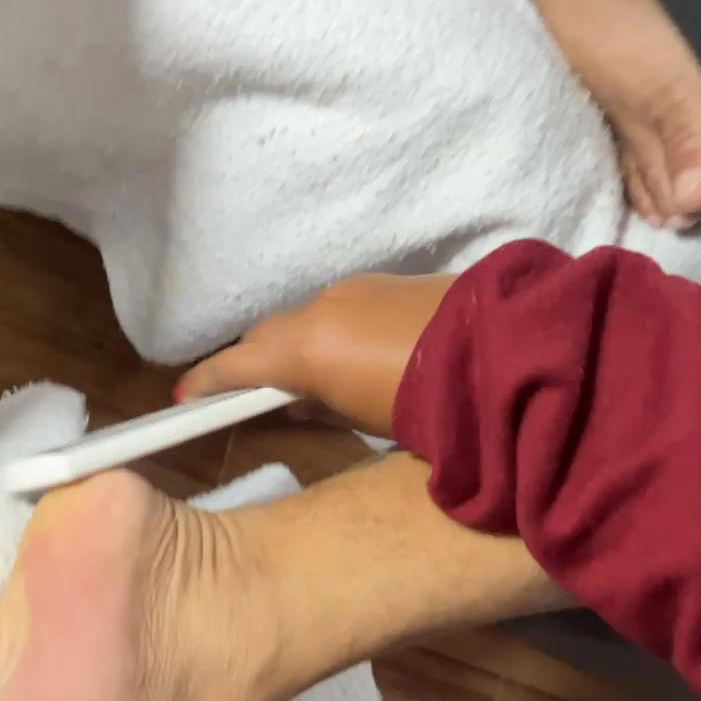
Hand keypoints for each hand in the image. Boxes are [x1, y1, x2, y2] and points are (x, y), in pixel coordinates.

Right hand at [177, 273, 454, 437]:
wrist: (516, 354)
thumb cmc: (428, 405)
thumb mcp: (360, 418)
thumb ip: (313, 407)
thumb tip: (293, 404)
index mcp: (304, 348)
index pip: (235, 364)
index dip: (205, 383)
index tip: (184, 400)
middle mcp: (319, 310)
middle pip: (264, 336)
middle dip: (250, 362)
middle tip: (247, 393)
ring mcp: (355, 290)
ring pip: (302, 320)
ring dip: (291, 345)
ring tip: (304, 377)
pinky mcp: (389, 282)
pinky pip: (338, 309)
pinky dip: (328, 332)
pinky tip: (350, 353)